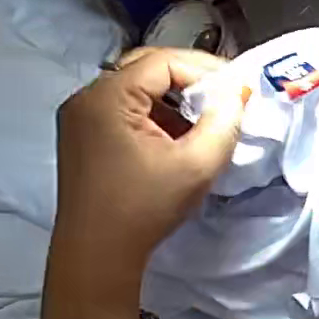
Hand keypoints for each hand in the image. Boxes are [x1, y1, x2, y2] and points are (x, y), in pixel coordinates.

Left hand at [50, 47, 250, 295]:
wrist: (97, 256)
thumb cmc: (146, 208)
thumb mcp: (197, 165)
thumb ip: (225, 122)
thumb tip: (237, 94)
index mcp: (107, 98)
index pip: (163, 62)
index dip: (205, 69)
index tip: (237, 89)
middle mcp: (87, 98)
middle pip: (147, 68)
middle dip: (191, 79)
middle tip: (225, 96)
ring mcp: (80, 118)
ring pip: (137, 89)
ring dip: (174, 98)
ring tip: (206, 118)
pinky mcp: (83, 137)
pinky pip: (125, 110)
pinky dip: (156, 115)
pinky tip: (178, 137)